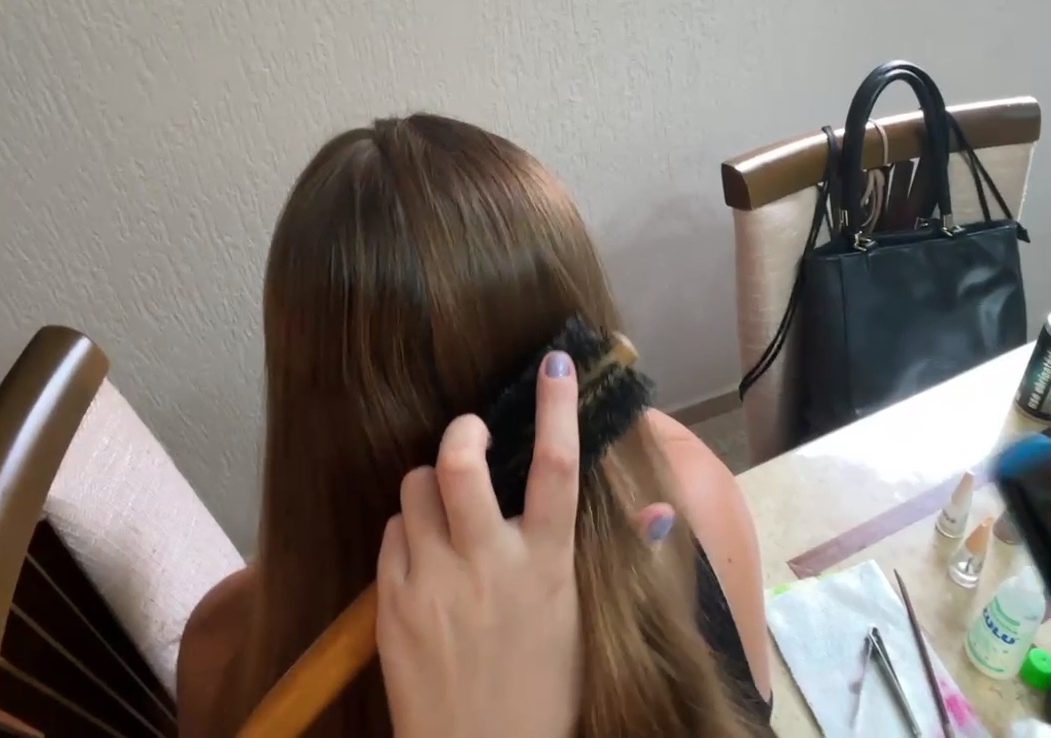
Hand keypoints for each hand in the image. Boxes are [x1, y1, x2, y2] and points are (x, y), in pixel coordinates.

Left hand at [374, 351, 677, 737]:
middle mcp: (487, 565)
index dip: (557, 407)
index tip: (555, 361)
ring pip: (415, 488)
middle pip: (459, 464)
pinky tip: (425, 556)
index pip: (555, 468)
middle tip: (470, 435)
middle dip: (462, 432)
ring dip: (430, 484)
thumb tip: (659, 510)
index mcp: (545, 565)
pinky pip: (392, 533)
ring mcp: (432, 584)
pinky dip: (408, 529)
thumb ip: (621, 560)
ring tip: (445, 508)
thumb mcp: (586, 622)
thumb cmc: (547, 689)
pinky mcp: (391, 605)